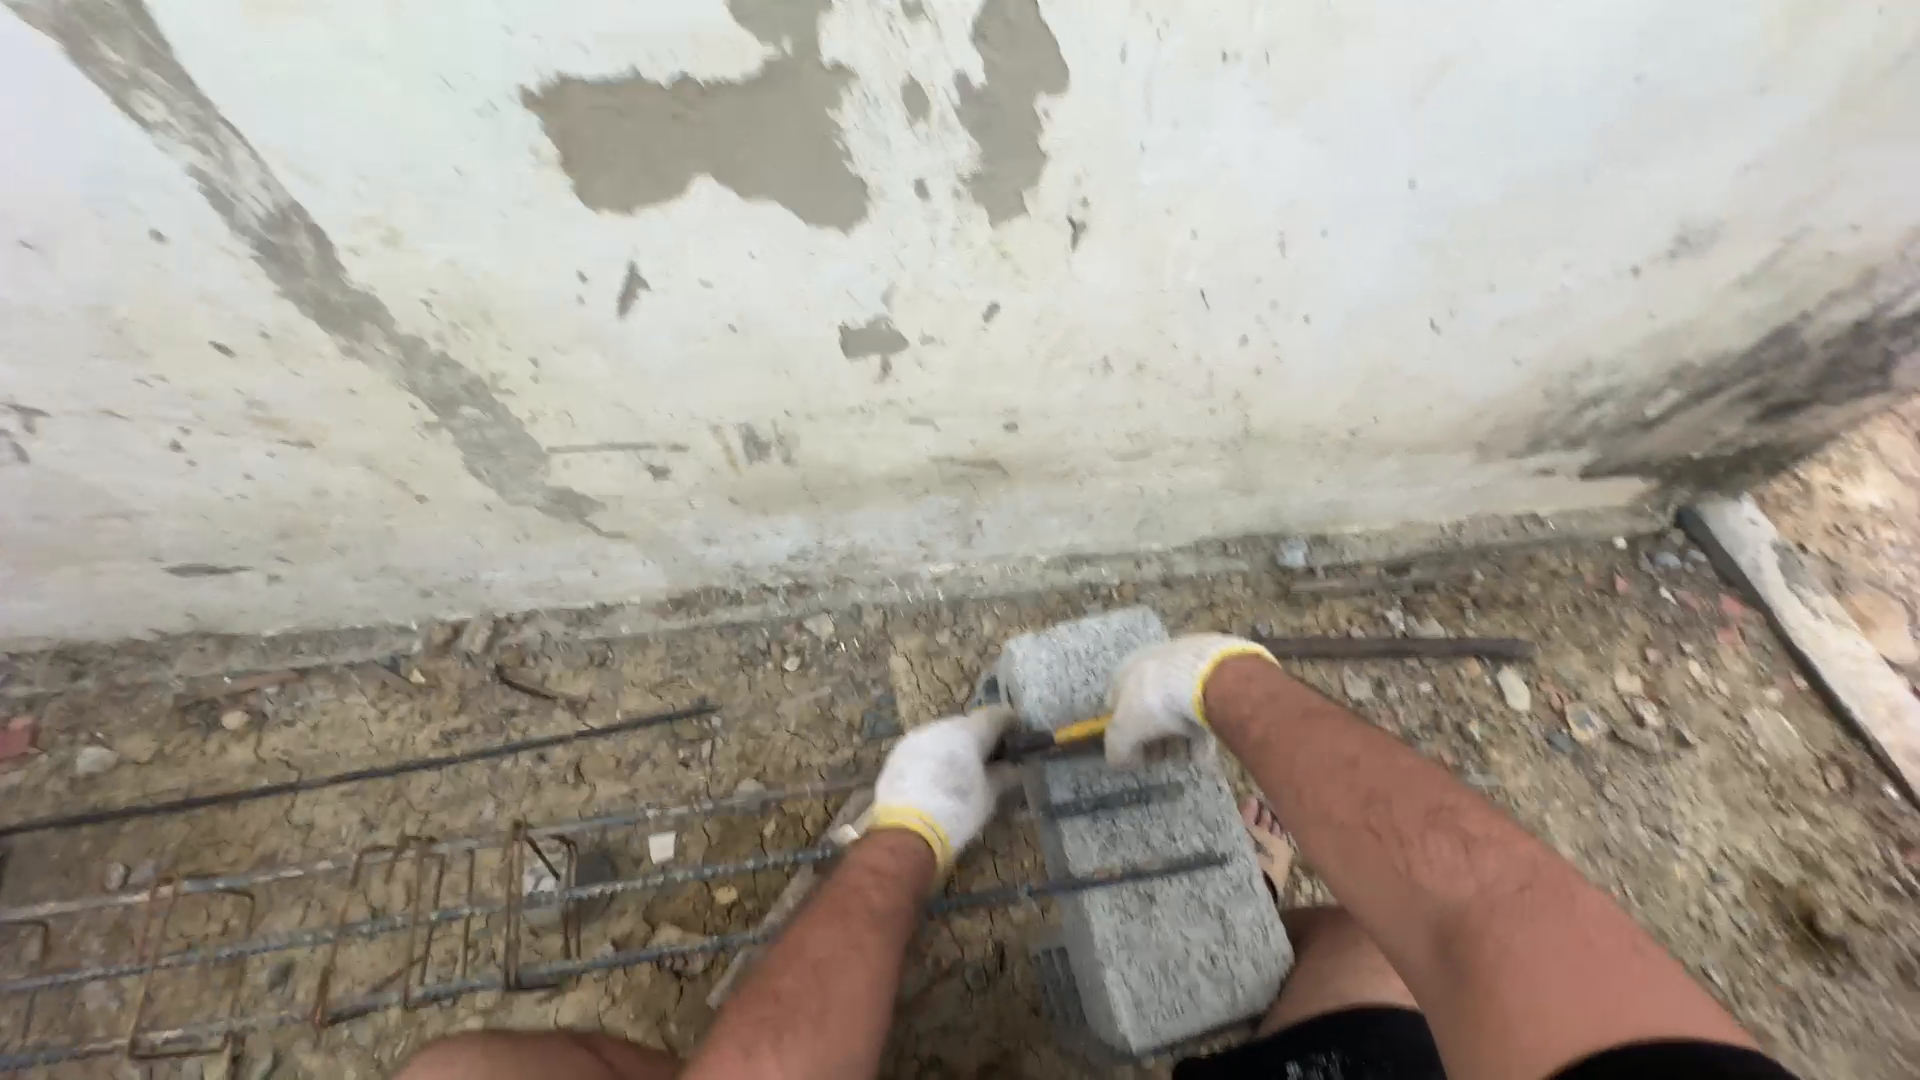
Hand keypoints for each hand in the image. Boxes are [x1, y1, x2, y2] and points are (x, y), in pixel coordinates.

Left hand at [868, 707, 1015, 873]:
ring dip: (956, 748)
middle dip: (981, 739)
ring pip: (944, 736)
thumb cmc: (957, 811)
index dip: (1010, 725)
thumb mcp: (989, 796)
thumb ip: (1005, 775)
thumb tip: (1015, 766)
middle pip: (969, 724)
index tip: (1019, 740)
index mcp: (969, 731)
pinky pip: (925, 748)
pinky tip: (937, 781)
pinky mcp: (898, 753)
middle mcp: (942, 726)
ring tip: (963, 774)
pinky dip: (935, 758)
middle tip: (992, 762)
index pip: (997, 715)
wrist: (906, 831)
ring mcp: (916, 737)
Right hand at [1104, 634, 1274, 765]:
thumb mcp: (1124, 731)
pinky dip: (1201, 729)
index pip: (1117, 706)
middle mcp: (1152, 665)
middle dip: (1156, 740)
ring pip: (1178, 712)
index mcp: (1126, 671)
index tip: (1137, 756)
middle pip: (1149, 712)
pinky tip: (1205, 747)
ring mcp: (1185, 669)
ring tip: (1186, 757)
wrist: (1205, 677)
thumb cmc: (1154, 701)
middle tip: (1164, 759)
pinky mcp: (1214, 676)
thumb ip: (1116, 749)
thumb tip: (1118, 762)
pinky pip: (1203, 708)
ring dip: (1179, 740)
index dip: (1124, 734)